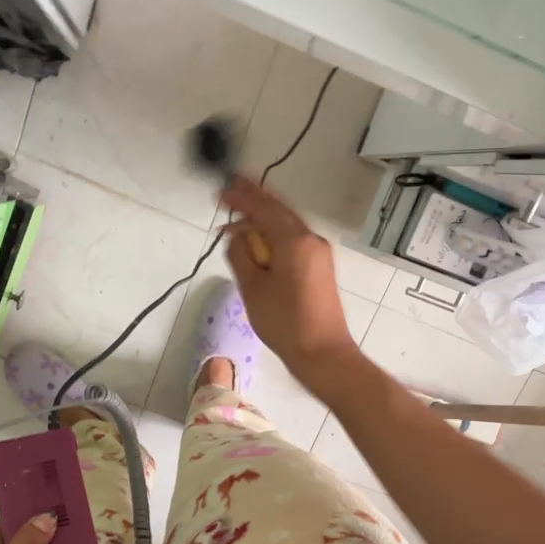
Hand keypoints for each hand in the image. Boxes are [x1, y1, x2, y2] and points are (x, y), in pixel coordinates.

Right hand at [221, 177, 363, 393]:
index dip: (241, 198)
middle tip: (231, 190)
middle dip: (254, 201)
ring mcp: (319, 253)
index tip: (221, 192)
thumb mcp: (253, 288)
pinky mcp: (320, 268)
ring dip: (263, 220)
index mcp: (294, 240)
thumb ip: (240, 255)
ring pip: (287, 226)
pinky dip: (275, 237)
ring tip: (240, 217)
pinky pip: (294, 242)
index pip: (263, 208)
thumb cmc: (285, 322)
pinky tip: (260, 243)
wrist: (323, 353)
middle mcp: (310, 239)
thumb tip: (237, 236)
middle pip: (278, 211)